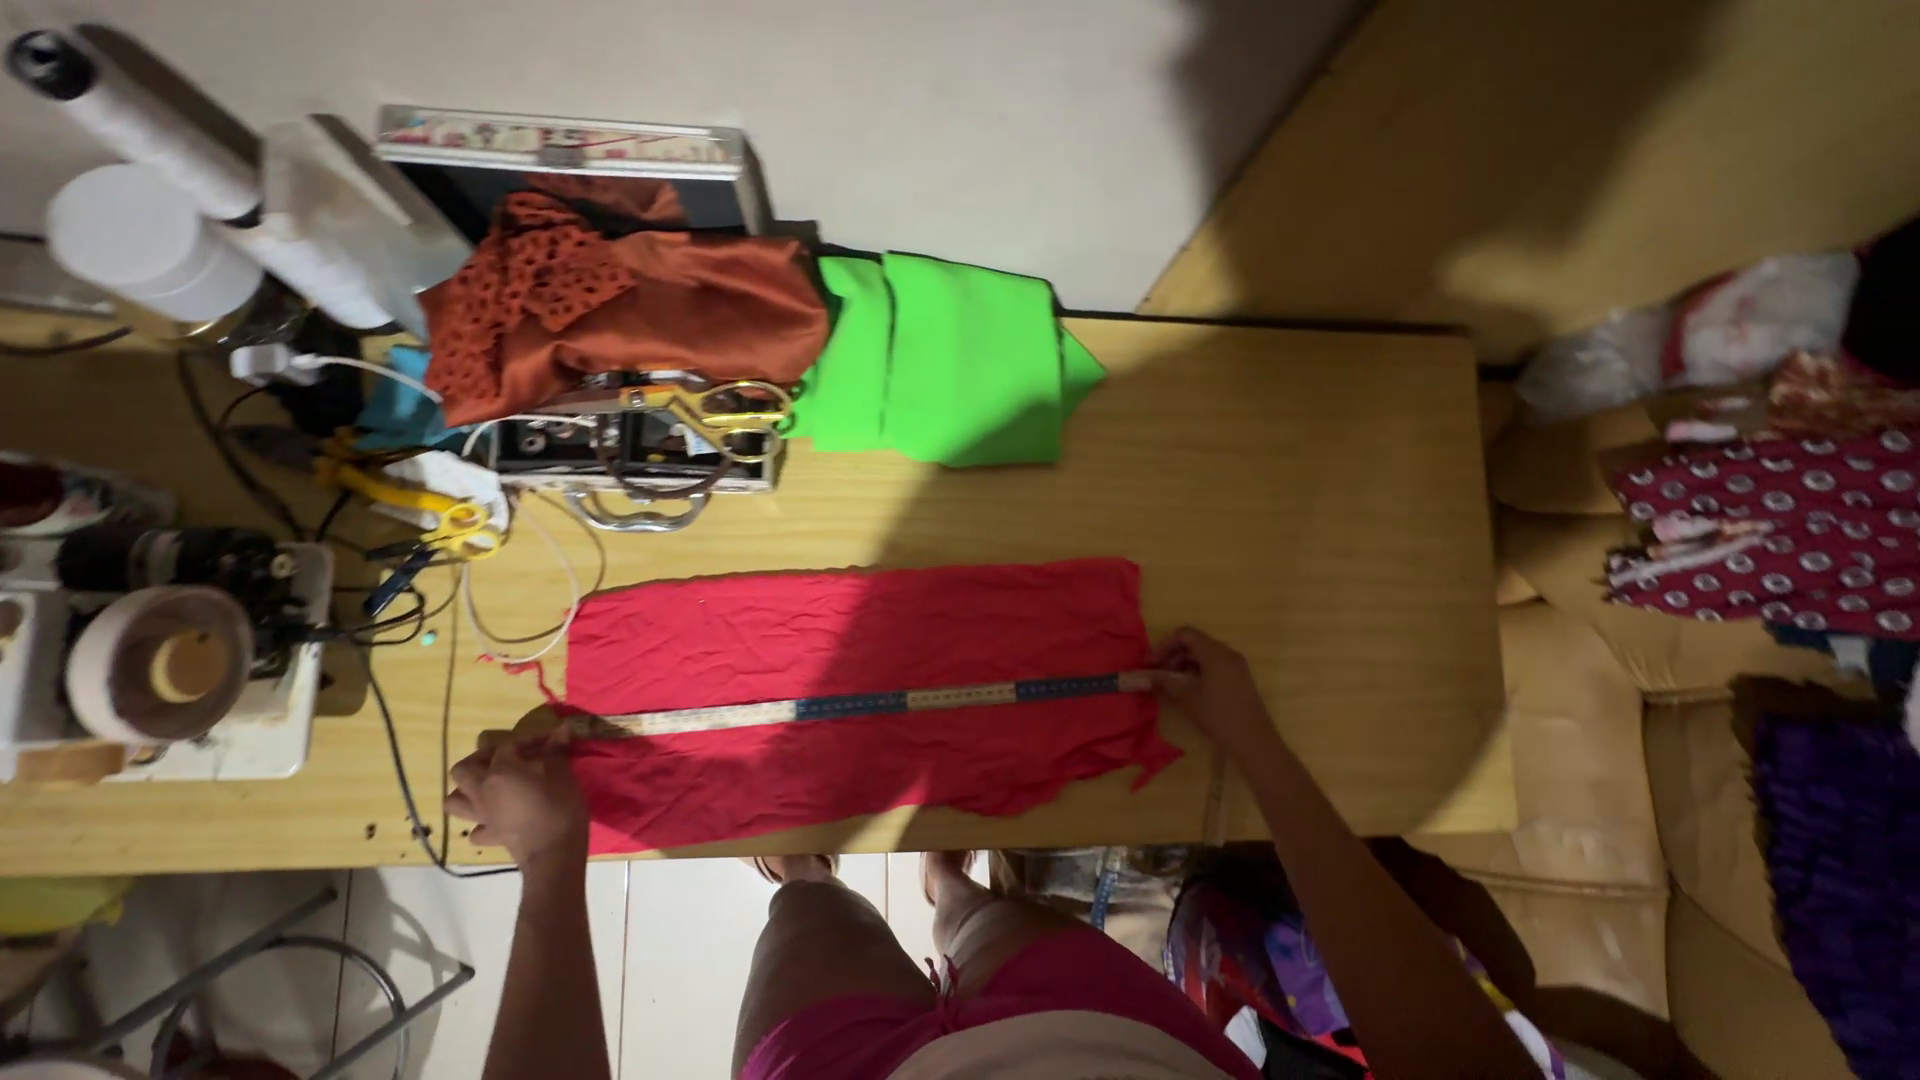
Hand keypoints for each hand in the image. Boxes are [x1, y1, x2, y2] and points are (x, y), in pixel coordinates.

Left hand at [446, 728, 588, 872]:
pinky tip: (495, 816)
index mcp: (502, 772)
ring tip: (487, 785)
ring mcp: (482, 815)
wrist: (553, 853)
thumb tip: (561, 730)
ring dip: (466, 789)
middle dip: (480, 758)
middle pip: (464, 769)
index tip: (549, 738)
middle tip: (504, 757)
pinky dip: (480, 820)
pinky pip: (474, 826)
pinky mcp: (489, 835)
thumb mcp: (563, 776)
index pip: (509, 746)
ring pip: (454, 799)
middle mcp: (483, 791)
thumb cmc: (560, 809)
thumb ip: (557, 752)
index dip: (529, 738)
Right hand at [1150, 627, 1282, 757]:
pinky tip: (1189, 689)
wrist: (1253, 741)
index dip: (1164, 645)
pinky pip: (1214, 665)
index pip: (1185, 634)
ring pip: (1204, 655)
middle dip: (1173, 655)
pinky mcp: (1239, 678)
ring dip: (1184, 664)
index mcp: (1215, 653)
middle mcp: (1228, 654)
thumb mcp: (1187, 698)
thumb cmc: (1218, 716)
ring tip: (1171, 684)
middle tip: (1158, 674)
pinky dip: (1198, 671)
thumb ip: (1164, 682)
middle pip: (1195, 643)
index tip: (1151, 663)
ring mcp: (1236, 666)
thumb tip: (1143, 676)